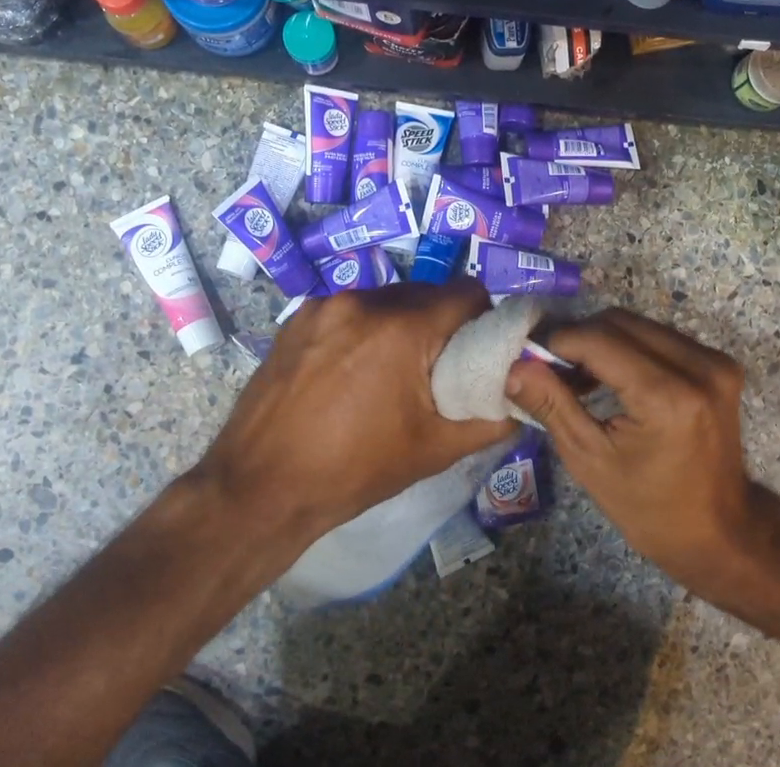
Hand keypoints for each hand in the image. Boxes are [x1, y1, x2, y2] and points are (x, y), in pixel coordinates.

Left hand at [197, 279, 517, 540]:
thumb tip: (520, 403)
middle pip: (426, 293)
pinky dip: (364, 330)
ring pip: (386, 300)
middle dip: (442, 323)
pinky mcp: (297, 319)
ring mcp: (324, 306)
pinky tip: (353, 372)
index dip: (484, 317)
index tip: (482, 349)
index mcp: (402, 328)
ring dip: (402, 325)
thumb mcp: (433, 451)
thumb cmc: (352, 470)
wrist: (259, 487)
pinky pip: (350, 311)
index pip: (467, 293)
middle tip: (441, 367)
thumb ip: (489, 422)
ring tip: (393, 372)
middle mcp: (364, 302)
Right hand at [505, 308, 755, 587]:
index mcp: (667, 397)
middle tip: (549, 367)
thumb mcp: (590, 460)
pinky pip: (661, 337)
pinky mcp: (720, 365)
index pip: (600, 340)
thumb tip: (513, 367)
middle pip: (620, 323)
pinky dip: (629, 347)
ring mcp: (715, 363)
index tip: (529, 357)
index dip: (558, 342)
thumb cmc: (649, 507)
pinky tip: (610, 376)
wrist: (718, 530)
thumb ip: (552, 404)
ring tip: (577, 374)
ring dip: (603, 340)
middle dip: (579, 338)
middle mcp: (698, 368)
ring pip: (640, 325)